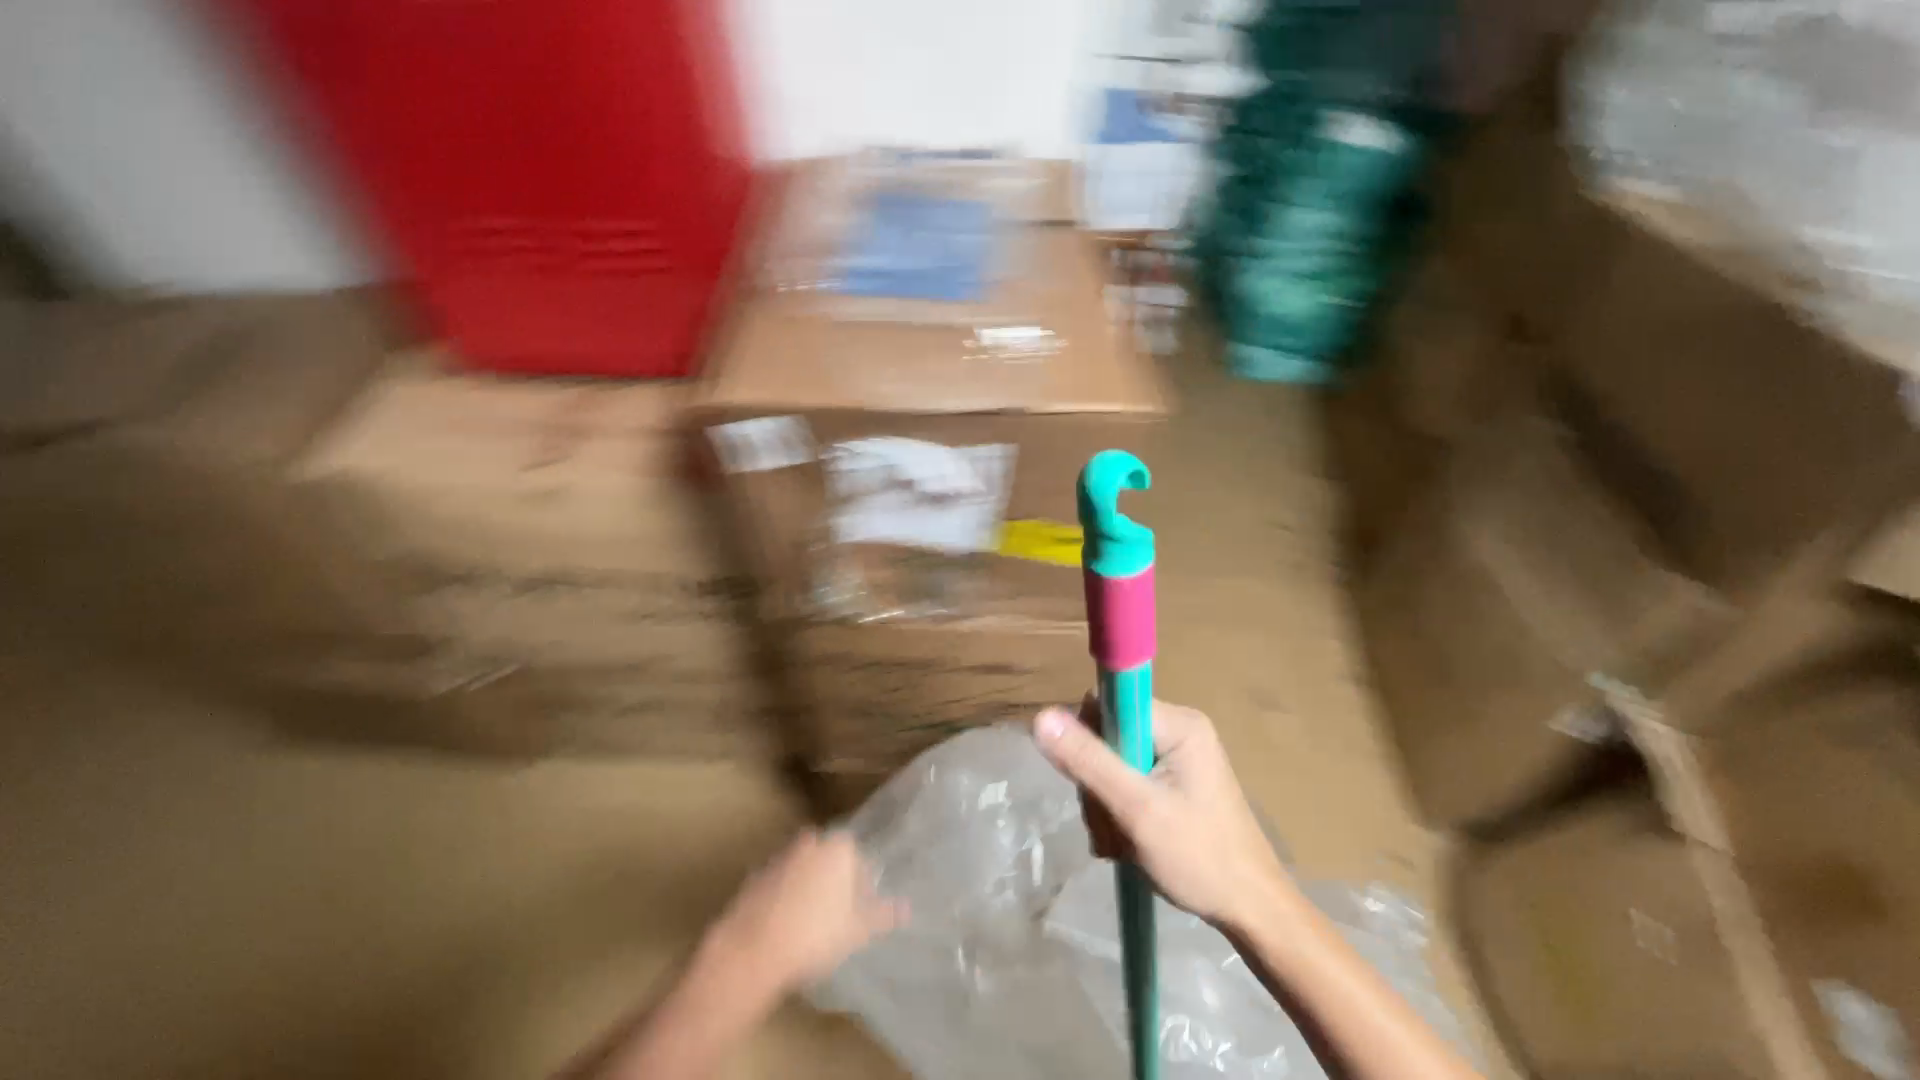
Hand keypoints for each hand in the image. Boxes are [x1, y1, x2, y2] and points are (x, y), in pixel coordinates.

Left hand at [706, 829, 905, 992]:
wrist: (753, 951)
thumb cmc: (815, 935)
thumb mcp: (857, 930)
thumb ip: (883, 915)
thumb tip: (906, 907)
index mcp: (837, 848)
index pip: (856, 856)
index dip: (860, 882)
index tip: (859, 907)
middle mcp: (807, 844)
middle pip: (827, 859)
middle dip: (833, 880)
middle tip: (836, 914)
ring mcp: (777, 859)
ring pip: (801, 869)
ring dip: (806, 887)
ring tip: (809, 924)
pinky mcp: (753, 878)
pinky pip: (777, 884)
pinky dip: (782, 898)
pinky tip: (784, 926)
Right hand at [1032, 699, 1294, 932]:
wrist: (1250, 910)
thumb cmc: (1200, 857)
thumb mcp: (1138, 809)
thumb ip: (1088, 761)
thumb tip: (1040, 715)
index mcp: (1178, 724)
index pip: (1109, 704)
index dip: (1089, 740)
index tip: (1091, 783)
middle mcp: (1177, 731)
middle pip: (1106, 738)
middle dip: (1097, 787)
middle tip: (1112, 827)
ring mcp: (1176, 760)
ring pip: (1110, 767)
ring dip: (1105, 809)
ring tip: (1122, 844)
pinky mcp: (1173, 785)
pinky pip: (1125, 786)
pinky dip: (1118, 817)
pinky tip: (1127, 846)